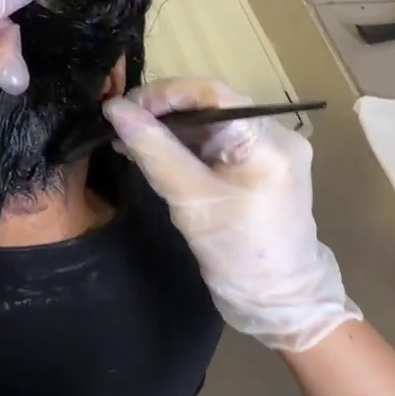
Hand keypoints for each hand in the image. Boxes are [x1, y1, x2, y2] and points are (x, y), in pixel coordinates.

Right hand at [104, 77, 360, 351]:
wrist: (280, 303)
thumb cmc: (237, 254)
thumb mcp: (189, 200)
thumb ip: (153, 151)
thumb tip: (115, 110)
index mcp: (267, 142)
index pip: (212, 92)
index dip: (164, 94)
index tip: (124, 108)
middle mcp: (276, 136)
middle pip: (211, 106)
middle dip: (163, 112)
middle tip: (120, 126)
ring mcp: (272, 151)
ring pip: (211, 125)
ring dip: (170, 130)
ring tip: (130, 141)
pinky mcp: (262, 167)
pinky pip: (217, 144)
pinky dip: (185, 147)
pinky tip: (156, 154)